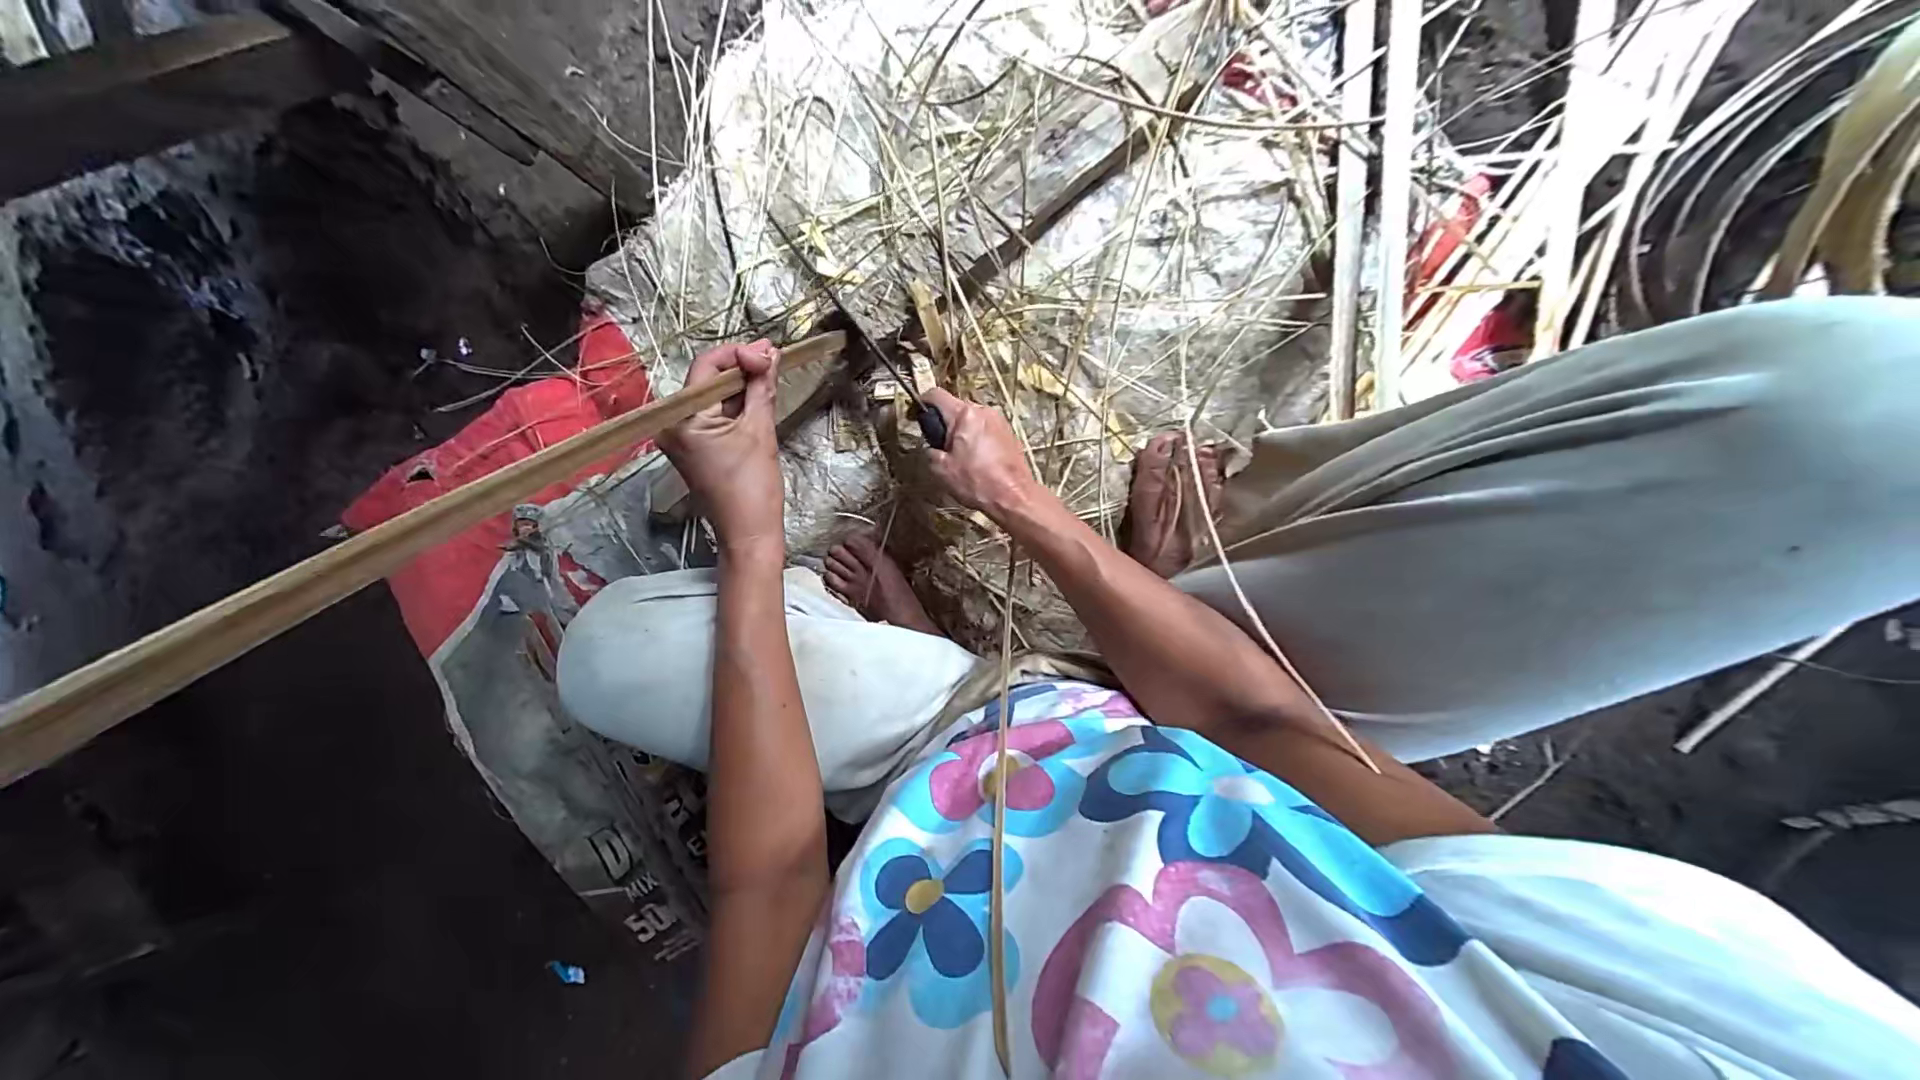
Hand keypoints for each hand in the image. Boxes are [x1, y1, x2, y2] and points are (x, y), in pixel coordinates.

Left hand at [658, 340, 784, 551]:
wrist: (749, 532)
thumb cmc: (753, 486)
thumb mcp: (761, 430)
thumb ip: (761, 388)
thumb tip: (769, 353)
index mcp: (682, 417)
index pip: (706, 366)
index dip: (739, 354)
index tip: (770, 354)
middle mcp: (672, 422)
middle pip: (706, 379)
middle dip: (740, 368)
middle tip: (773, 360)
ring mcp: (680, 436)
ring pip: (711, 396)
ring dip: (739, 385)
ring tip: (769, 376)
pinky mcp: (692, 446)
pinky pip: (712, 414)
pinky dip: (734, 404)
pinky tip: (757, 398)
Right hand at [923, 387, 1043, 518]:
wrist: (1013, 496)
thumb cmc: (980, 482)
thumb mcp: (941, 469)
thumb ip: (930, 451)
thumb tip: (932, 449)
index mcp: (964, 415)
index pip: (936, 394)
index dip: (922, 403)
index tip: (917, 414)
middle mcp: (984, 411)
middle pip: (955, 408)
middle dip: (944, 424)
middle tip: (941, 448)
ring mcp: (998, 421)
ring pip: (971, 419)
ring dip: (962, 432)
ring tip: (961, 458)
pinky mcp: (1008, 433)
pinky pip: (985, 429)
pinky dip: (977, 439)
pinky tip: (977, 460)